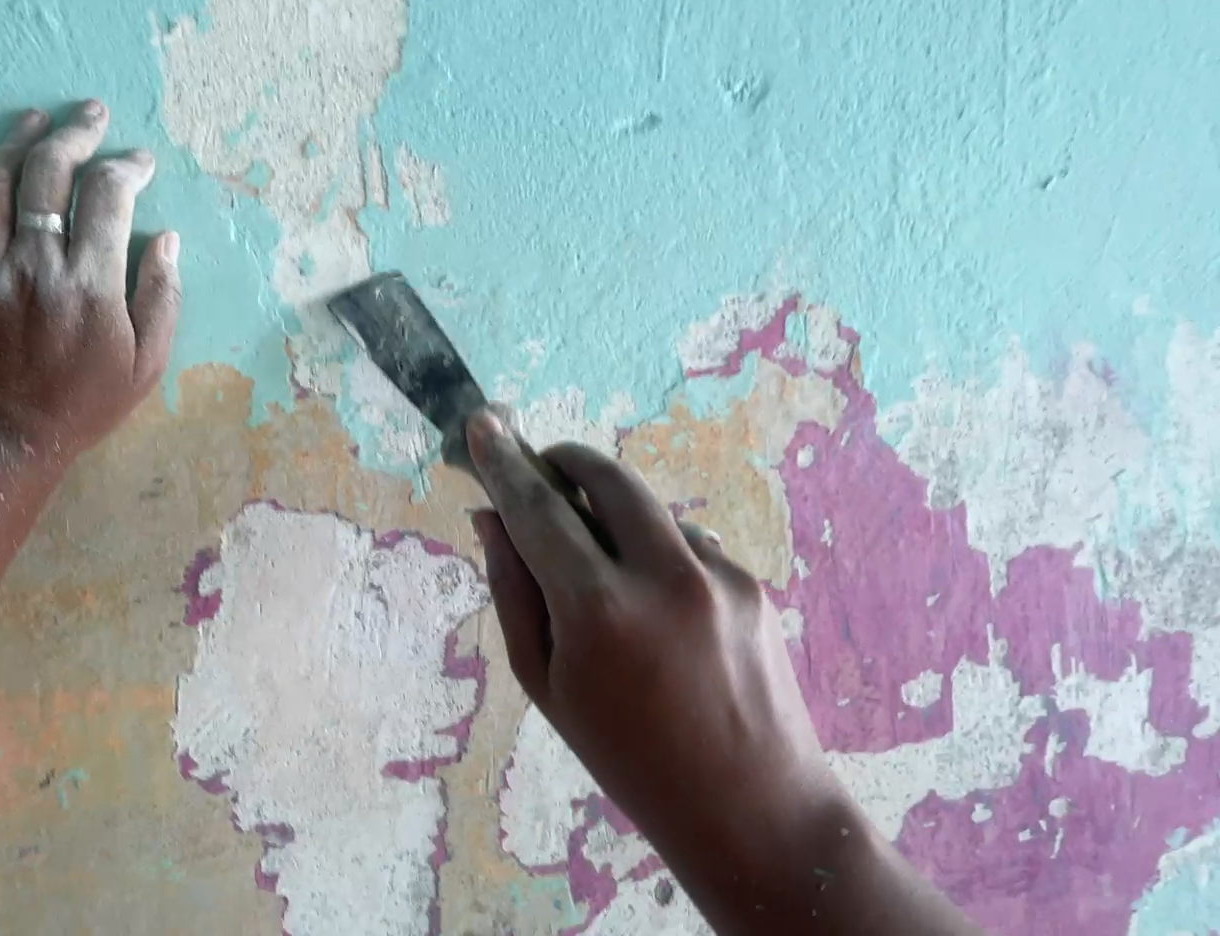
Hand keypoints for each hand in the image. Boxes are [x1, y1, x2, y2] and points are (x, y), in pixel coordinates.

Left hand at [0, 102, 180, 461]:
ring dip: (17, 141)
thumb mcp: (146, 365)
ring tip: (36, 119)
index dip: (127, 167)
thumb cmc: (83, 405)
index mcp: (88, 284)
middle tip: (91, 114)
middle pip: (48, 172)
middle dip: (74, 132)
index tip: (140, 163)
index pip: (108, 197)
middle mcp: (34, 264)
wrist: (4, 440)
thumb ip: (161, 298)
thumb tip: (167, 239)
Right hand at [465, 409, 843, 864]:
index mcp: (599, 610)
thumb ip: (512, 589)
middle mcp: (665, 577)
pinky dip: (655, 552)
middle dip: (567, 459)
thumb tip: (490, 518)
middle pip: (608, 477)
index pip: (538, 510)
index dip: (504, 463)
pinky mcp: (754, 583)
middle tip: (543, 468)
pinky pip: (685, 542)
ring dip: (613, 516)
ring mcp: (720, 576)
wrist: (754, 811)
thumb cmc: (623, 754)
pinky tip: (657, 607)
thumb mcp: (542, 680)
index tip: (482, 424)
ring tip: (605, 573)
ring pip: (648, 509)